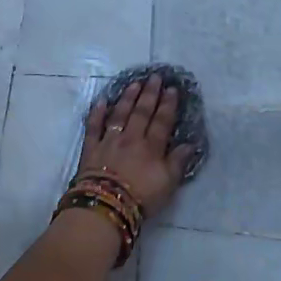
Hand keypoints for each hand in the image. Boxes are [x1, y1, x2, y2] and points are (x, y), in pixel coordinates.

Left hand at [79, 78, 194, 213]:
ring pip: (119, 114)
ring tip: (134, 83)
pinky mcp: (91, 147)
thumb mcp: (168, 183)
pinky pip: (93, 126)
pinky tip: (101, 100)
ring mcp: (109, 141)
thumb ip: (178, 162)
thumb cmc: (141, 197)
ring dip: (127, 97)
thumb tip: (189, 144)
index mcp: (151, 147)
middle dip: (149, 93)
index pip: (162, 121)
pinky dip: (97, 112)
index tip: (172, 89)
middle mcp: (131, 138)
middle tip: (155, 77)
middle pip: (141, 112)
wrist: (106, 204)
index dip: (168, 104)